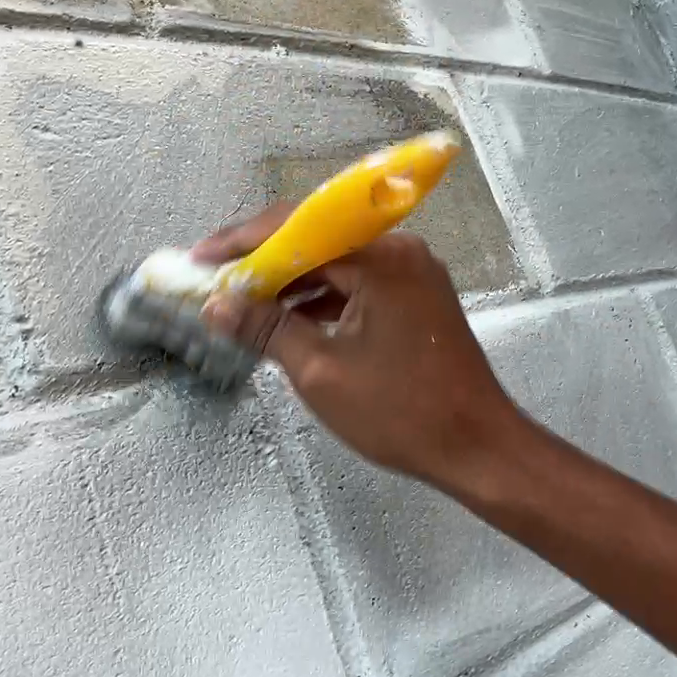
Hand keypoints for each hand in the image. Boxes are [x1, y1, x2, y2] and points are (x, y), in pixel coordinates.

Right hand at [192, 206, 527, 489]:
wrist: (477, 447)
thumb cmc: (400, 412)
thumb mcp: (320, 370)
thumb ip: (265, 328)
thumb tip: (216, 305)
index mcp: (379, 258)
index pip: (296, 229)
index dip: (240, 243)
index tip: (198, 259)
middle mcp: (398, 251)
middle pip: (317, 240)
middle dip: (263, 261)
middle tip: (215, 280)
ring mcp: (411, 273)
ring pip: (336, 262)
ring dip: (290, 280)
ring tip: (241, 300)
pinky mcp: (414, 297)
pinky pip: (357, 283)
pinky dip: (321, 297)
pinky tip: (287, 316)